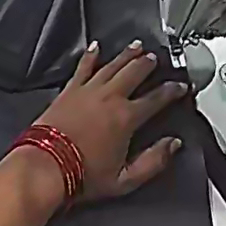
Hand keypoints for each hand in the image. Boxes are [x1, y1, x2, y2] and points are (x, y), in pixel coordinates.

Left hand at [31, 41, 189, 203]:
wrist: (46, 166)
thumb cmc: (83, 175)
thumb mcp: (125, 179)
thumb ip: (153, 161)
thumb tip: (173, 145)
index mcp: (127, 118)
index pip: (156, 98)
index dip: (171, 90)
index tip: (180, 86)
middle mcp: (109, 98)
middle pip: (135, 73)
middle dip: (148, 64)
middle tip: (156, 58)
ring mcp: (88, 91)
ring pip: (112, 65)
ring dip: (126, 55)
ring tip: (137, 46)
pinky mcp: (69, 91)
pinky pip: (83, 67)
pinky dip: (91, 56)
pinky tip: (96, 47)